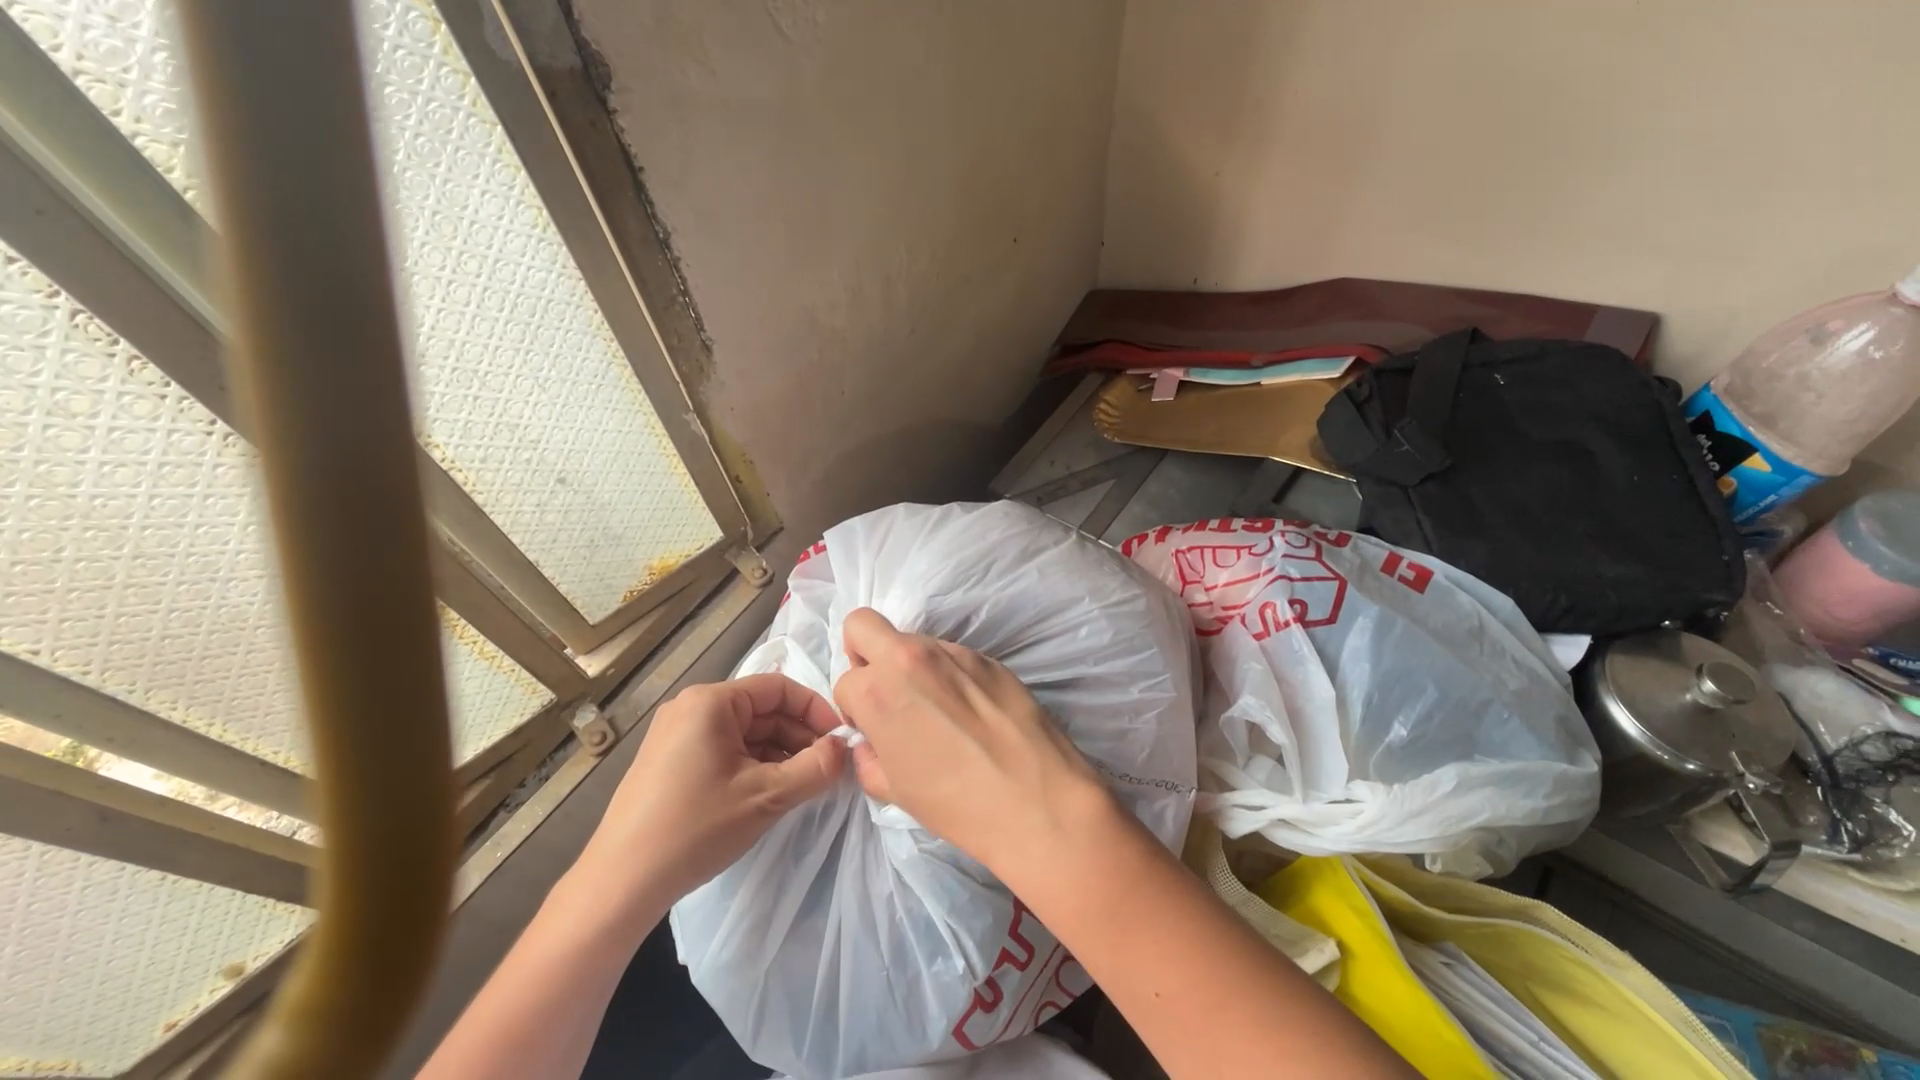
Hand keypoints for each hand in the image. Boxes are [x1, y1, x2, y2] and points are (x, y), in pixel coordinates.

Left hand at [574, 673, 845, 906]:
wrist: (622, 880)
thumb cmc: (697, 827)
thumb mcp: (767, 796)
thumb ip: (816, 767)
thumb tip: (846, 748)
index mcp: (711, 701)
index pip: (779, 688)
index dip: (816, 711)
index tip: (842, 742)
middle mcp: (691, 707)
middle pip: (762, 709)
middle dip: (799, 736)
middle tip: (828, 769)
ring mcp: (676, 735)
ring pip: (745, 732)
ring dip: (779, 753)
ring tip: (803, 786)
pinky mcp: (670, 762)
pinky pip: (724, 750)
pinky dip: (753, 765)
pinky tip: (769, 794)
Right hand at [831, 608, 1119, 883]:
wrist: (1038, 800)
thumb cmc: (957, 804)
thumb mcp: (895, 791)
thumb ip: (870, 758)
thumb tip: (872, 743)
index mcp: (877, 691)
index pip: (845, 682)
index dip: (855, 709)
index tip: (874, 731)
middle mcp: (910, 658)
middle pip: (863, 625)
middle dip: (863, 654)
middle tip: (887, 694)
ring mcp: (953, 652)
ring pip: (913, 641)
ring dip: (912, 667)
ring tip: (939, 712)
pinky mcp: (989, 658)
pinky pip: (953, 656)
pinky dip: (950, 676)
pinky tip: (971, 713)